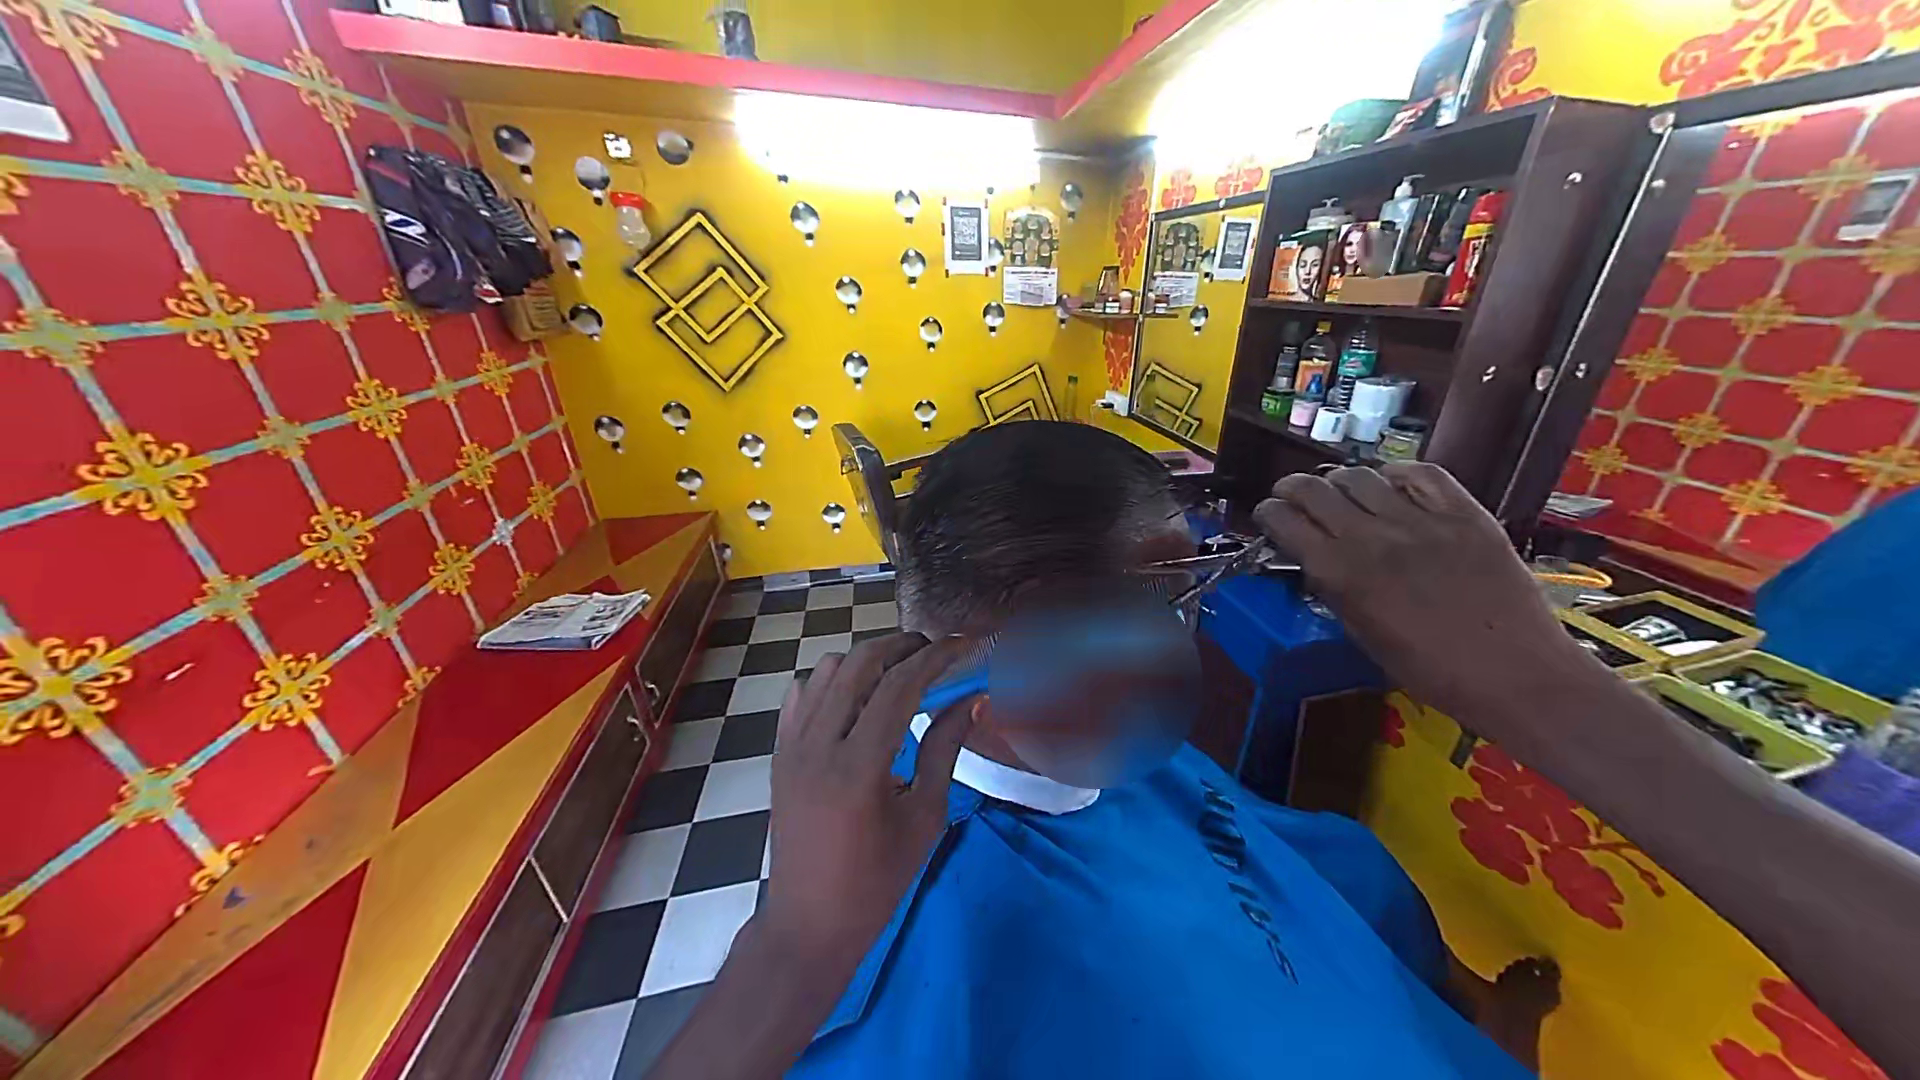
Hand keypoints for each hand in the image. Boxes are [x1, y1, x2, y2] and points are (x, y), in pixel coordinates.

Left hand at [759, 633, 975, 965]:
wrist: (809, 922)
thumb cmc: (876, 880)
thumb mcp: (924, 817)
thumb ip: (945, 749)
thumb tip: (972, 699)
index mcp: (858, 767)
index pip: (900, 686)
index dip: (936, 657)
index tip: (964, 644)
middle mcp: (817, 745)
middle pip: (859, 663)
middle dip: (901, 645)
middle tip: (933, 651)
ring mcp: (791, 746)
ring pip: (826, 670)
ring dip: (867, 659)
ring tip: (898, 672)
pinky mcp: (779, 753)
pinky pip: (801, 693)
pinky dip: (831, 679)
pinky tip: (855, 696)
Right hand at [1252, 463, 1593, 718]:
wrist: (1514, 674)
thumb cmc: (1427, 668)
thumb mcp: (1358, 631)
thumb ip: (1331, 586)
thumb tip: (1313, 556)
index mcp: (1338, 572)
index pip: (1283, 518)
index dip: (1268, 513)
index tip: (1270, 517)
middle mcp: (1370, 537)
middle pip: (1313, 487)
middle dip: (1292, 489)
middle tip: (1294, 497)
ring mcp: (1420, 521)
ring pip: (1360, 475)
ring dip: (1340, 481)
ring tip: (1344, 494)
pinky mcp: (1465, 514)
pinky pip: (1420, 474)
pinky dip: (1397, 476)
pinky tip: (1393, 488)